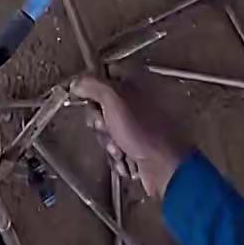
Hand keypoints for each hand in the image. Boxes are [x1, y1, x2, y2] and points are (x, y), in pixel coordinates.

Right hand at [73, 75, 189, 197]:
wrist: (168, 170)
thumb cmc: (142, 130)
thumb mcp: (112, 99)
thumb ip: (90, 84)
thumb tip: (75, 84)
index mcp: (133, 83)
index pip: (101, 75)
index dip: (90, 88)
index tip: (88, 100)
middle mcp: (135, 102)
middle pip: (99, 105)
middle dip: (99, 122)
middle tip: (106, 127)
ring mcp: (136, 126)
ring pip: (105, 129)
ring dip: (107, 142)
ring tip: (120, 149)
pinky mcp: (137, 148)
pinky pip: (113, 147)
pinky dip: (116, 156)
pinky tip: (125, 159)